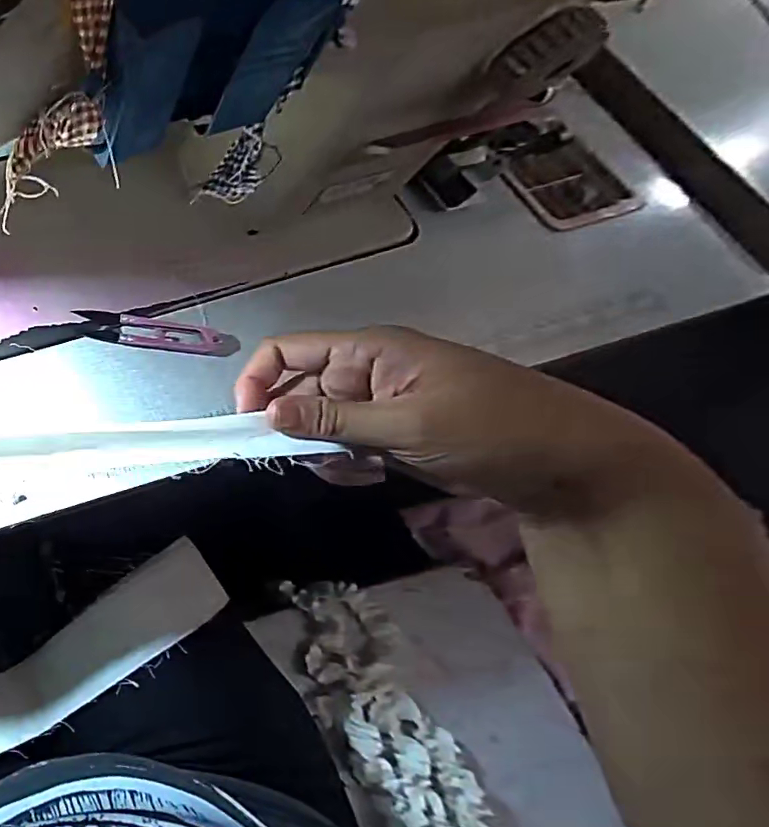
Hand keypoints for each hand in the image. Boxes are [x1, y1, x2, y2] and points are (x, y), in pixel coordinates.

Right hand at [234, 326, 680, 518]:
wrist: (577, 470)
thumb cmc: (495, 430)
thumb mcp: (408, 424)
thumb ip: (331, 420)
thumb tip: (264, 416)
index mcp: (370, 351)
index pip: (287, 351)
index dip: (257, 379)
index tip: (248, 420)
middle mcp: (366, 371)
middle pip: (296, 390)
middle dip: (291, 424)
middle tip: (304, 456)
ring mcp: (377, 403)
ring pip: (314, 422)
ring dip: (317, 448)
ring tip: (348, 469)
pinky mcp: (389, 432)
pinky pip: (339, 442)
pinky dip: (340, 461)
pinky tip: (363, 475)